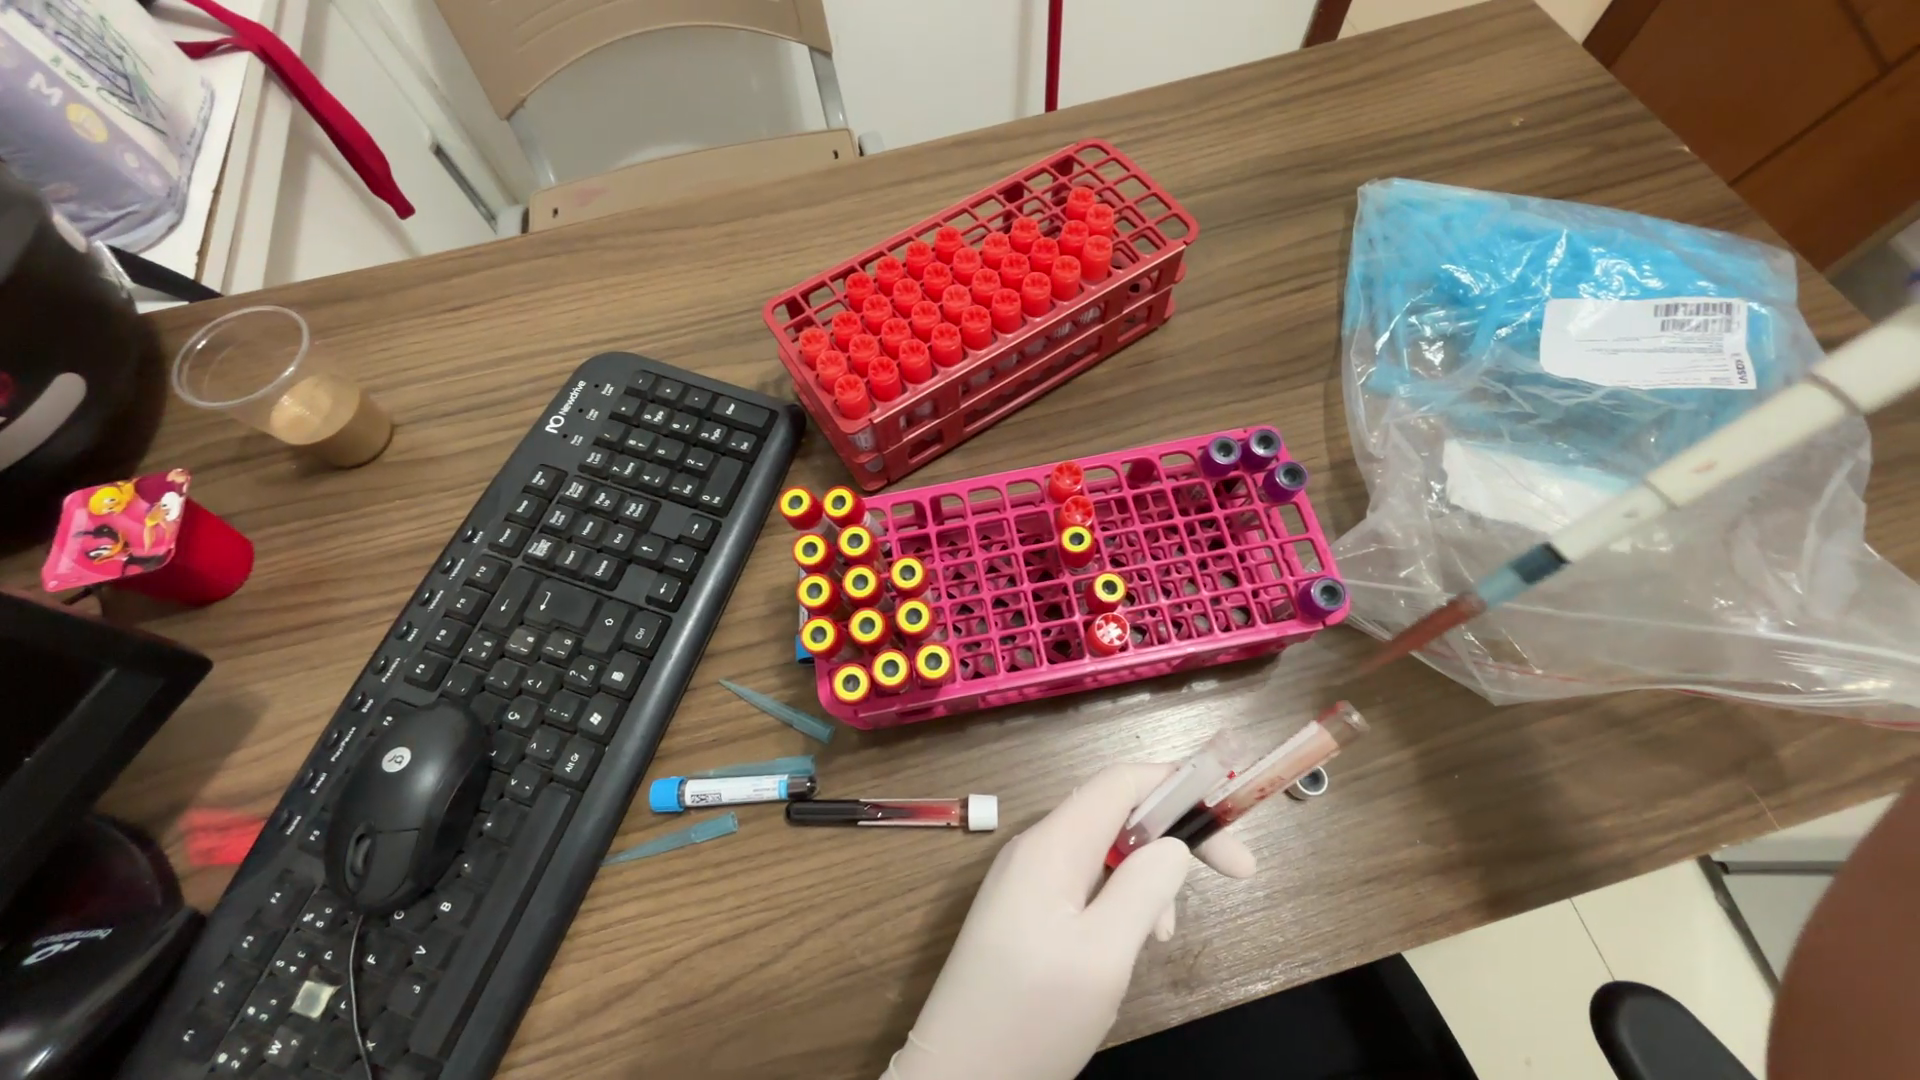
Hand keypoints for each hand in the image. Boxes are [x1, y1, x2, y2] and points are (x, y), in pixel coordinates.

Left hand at [883, 763, 1256, 1079]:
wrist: (955, 1076)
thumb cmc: (1032, 1015)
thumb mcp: (1102, 955)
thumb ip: (1143, 890)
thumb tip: (1173, 845)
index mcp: (1052, 845)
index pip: (1120, 782)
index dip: (1178, 787)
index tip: (1230, 821)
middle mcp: (1036, 849)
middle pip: (1115, 814)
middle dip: (1174, 837)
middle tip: (1237, 874)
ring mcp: (1025, 880)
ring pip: (1102, 852)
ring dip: (1147, 877)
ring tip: (1162, 935)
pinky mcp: (1023, 912)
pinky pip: (1082, 883)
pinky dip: (1119, 900)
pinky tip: (1129, 942)